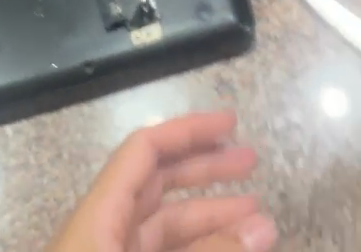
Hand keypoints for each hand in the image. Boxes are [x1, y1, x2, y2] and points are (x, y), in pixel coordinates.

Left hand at [48, 111, 279, 251]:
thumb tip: (265, 224)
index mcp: (96, 217)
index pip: (144, 150)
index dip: (188, 130)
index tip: (232, 122)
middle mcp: (100, 234)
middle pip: (157, 184)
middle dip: (207, 170)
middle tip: (253, 163)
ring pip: (164, 229)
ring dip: (210, 219)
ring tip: (258, 220)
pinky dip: (197, 250)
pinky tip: (230, 251)